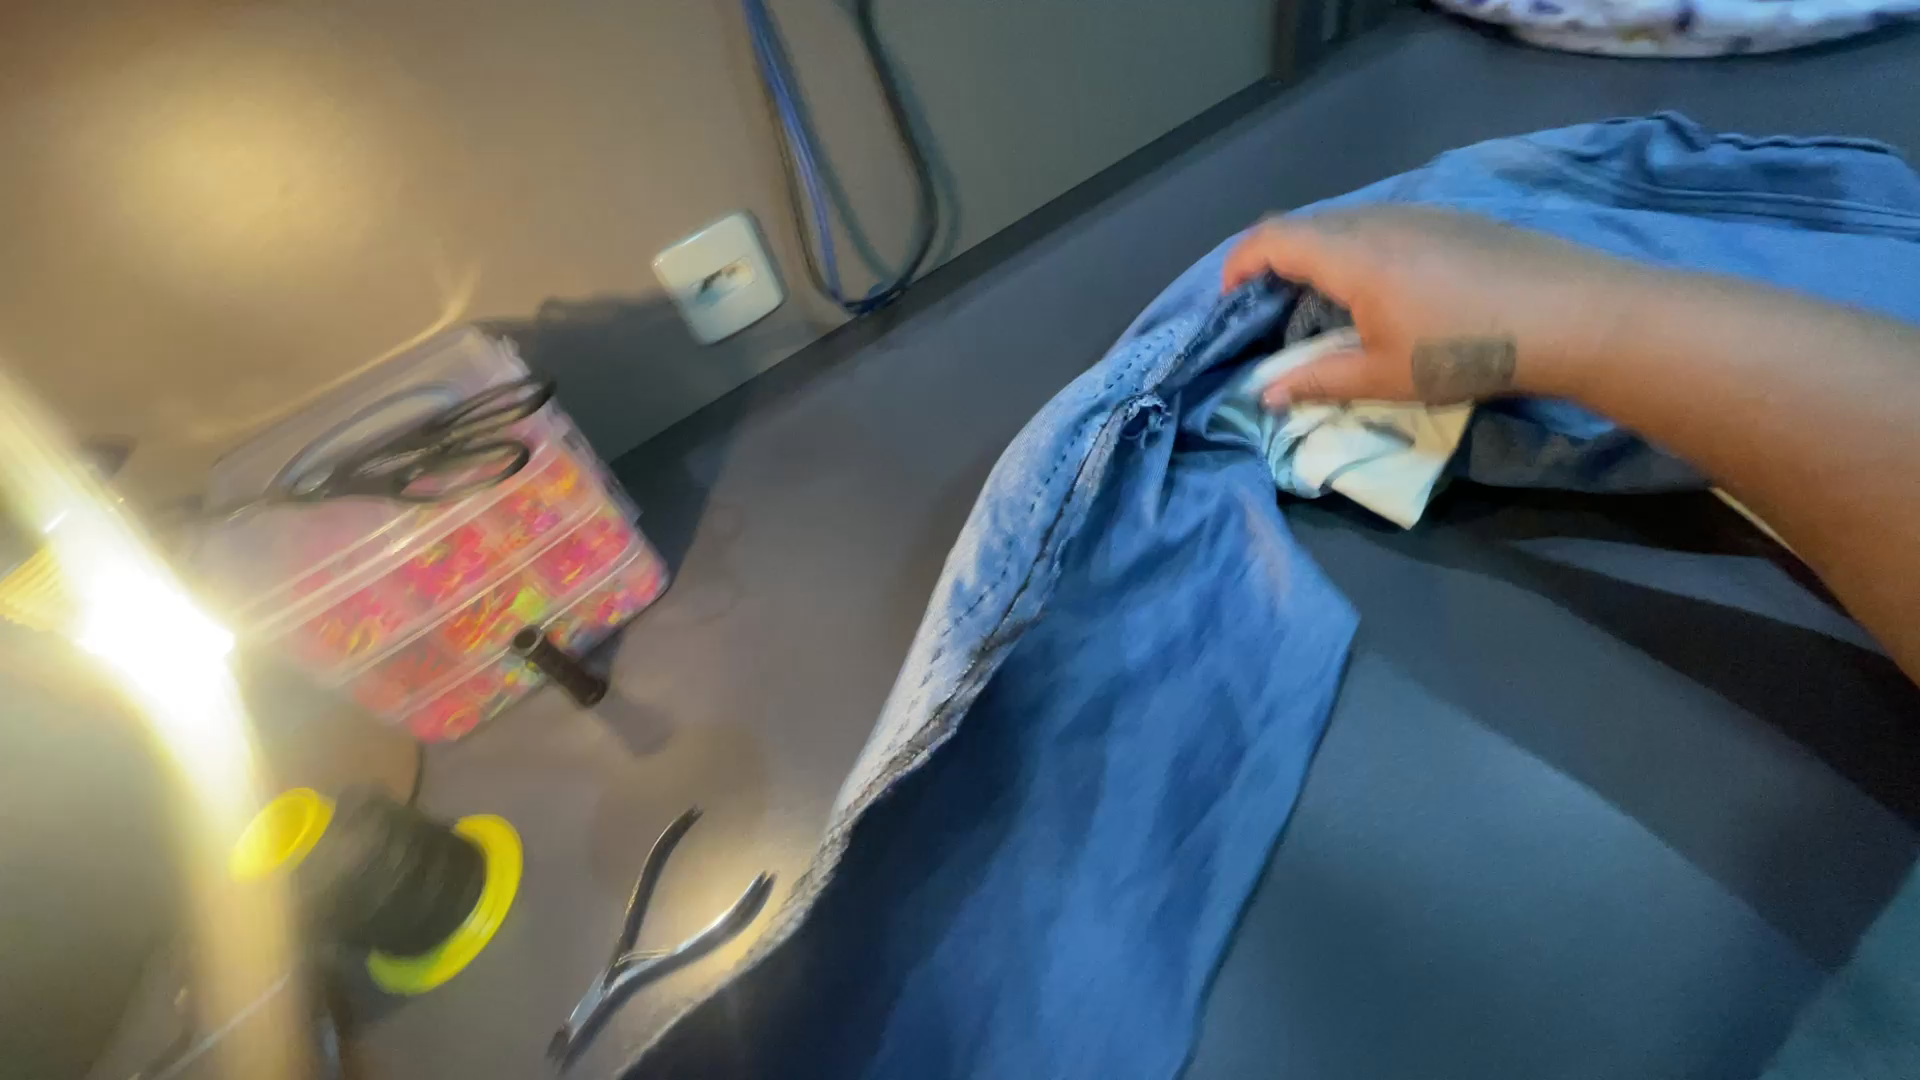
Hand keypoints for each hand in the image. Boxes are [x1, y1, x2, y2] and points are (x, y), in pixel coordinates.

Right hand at [1222, 206, 1645, 407]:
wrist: (1583, 316)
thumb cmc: (1468, 349)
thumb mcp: (1382, 378)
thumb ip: (1315, 381)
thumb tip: (1264, 395)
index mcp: (1352, 254)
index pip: (1272, 238)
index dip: (1238, 264)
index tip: (1228, 301)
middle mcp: (1379, 221)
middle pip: (1303, 225)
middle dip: (1270, 261)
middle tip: (1267, 310)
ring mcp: (1419, 214)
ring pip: (1342, 222)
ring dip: (1313, 255)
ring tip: (1317, 304)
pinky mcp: (1450, 220)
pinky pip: (1378, 225)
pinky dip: (1351, 251)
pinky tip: (1376, 291)